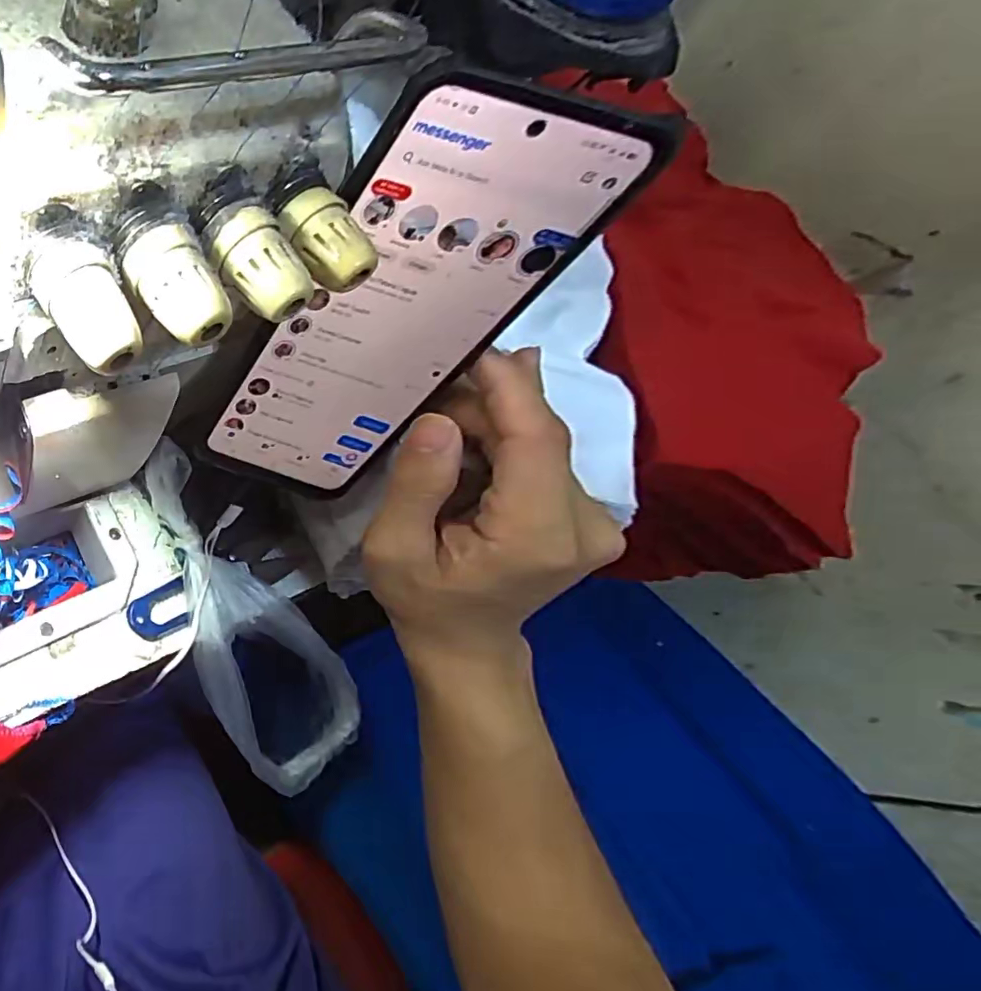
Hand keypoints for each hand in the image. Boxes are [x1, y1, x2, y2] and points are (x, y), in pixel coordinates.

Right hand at [362, 348, 623, 674]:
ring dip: (491, 424)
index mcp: (537, 532)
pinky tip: (466, 447)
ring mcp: (597, 519)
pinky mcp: (588, 515)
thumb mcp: (394, 549)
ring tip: (438, 426)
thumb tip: (439, 419)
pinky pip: (546, 459)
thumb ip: (417, 485)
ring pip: (544, 443)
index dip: (509, 386)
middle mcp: (586, 521)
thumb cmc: (422, 602)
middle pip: (541, 435)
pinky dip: (504, 442)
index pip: (536, 438)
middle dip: (486, 405)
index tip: (471, 345)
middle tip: (427, 395)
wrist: (466, 644)